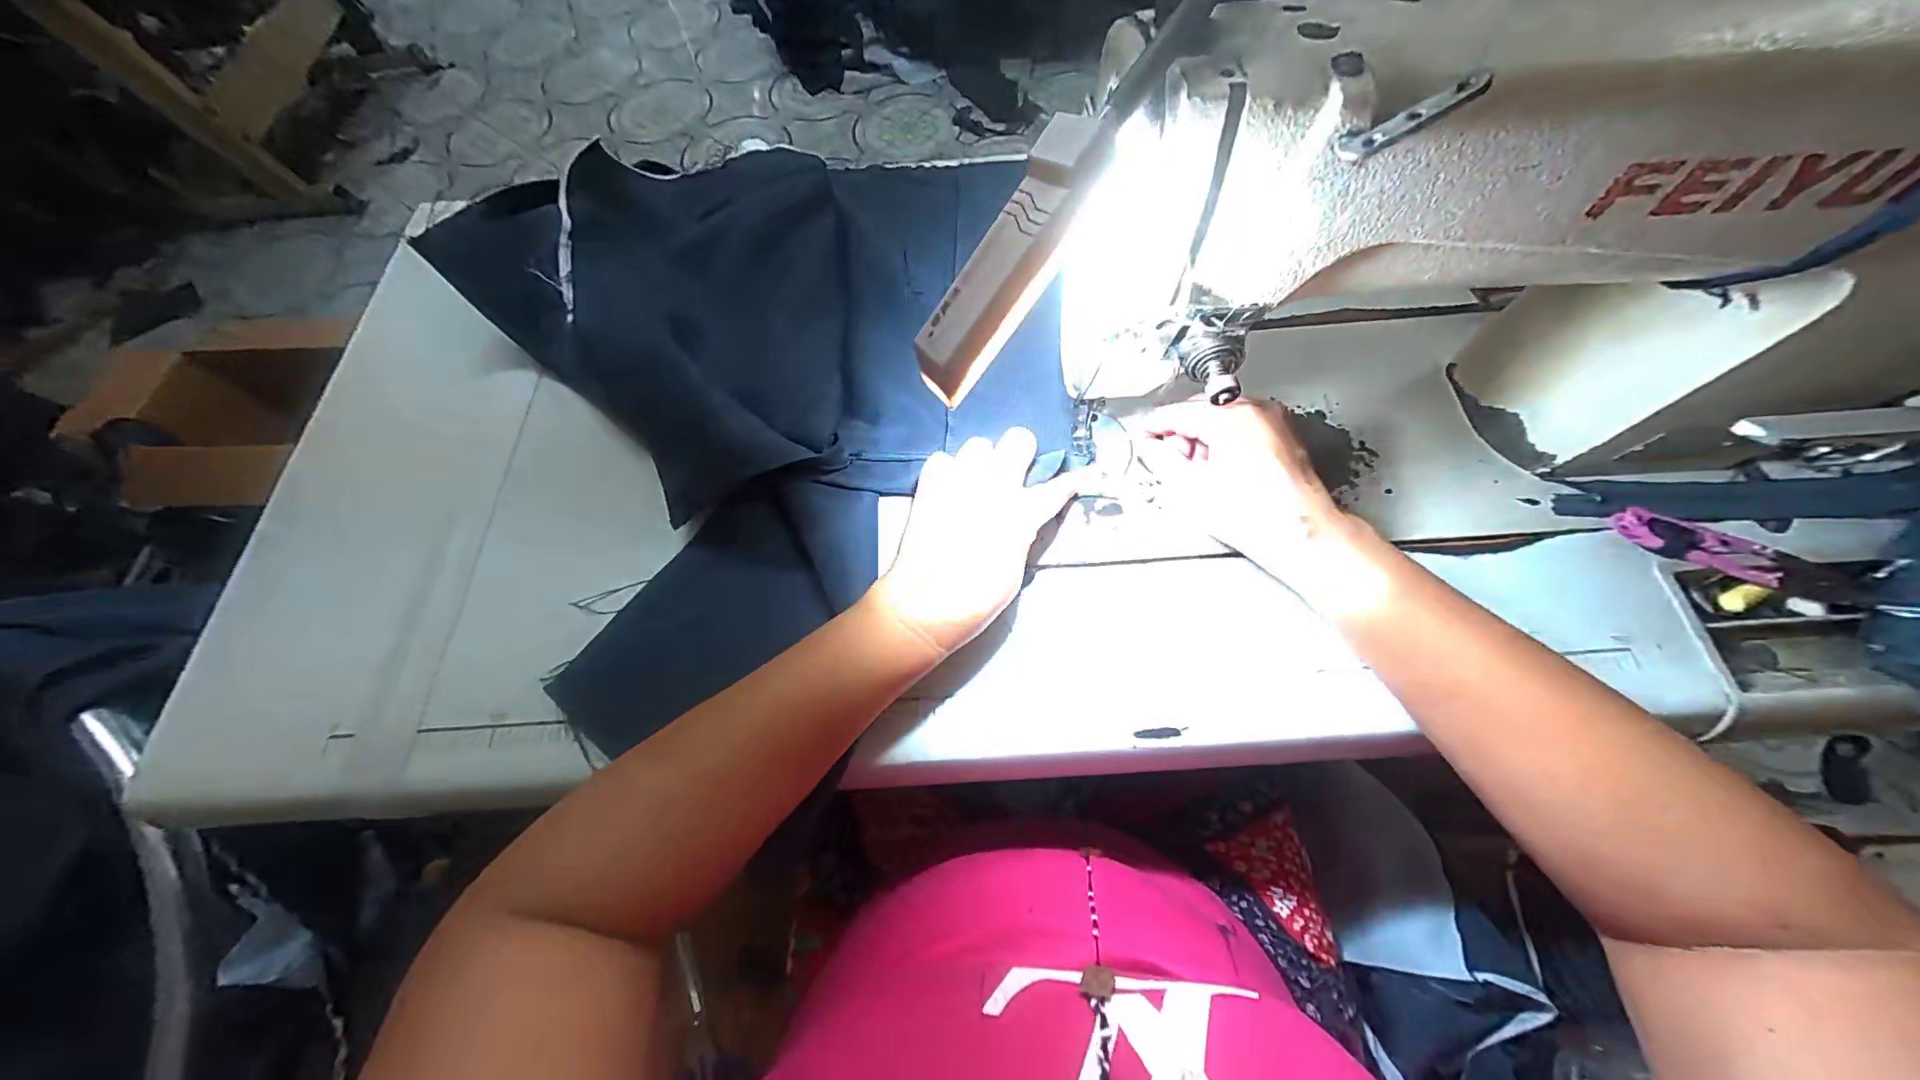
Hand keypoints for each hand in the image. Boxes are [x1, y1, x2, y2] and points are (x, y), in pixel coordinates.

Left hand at [870, 427, 1079, 656]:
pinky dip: (946, 472)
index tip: (1078, 476)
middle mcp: (996, 486)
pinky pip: (942, 459)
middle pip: (1018, 439)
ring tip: (975, 480)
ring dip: (981, 460)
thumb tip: (1022, 522)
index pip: (1058, 485)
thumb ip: (1022, 534)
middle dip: (1020, 452)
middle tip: (1014, 471)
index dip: (1071, 480)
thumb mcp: (1014, 569)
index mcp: (1024, 513)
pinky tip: (946, 489)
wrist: (926, 601)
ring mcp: (961, 479)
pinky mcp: (930, 483)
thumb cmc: (975, 598)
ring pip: (978, 444)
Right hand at [1138, 396, 1347, 557]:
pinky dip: (1226, 442)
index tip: (1146, 433)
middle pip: (1203, 410)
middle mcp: (1255, 410)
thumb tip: (1153, 447)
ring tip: (1198, 471)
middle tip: (1168, 457)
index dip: (1156, 424)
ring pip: (1223, 418)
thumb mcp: (1189, 487)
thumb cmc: (1255, 515)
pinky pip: (1243, 429)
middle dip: (1182, 432)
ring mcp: (1273, 421)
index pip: (1180, 411)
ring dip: (1204, 438)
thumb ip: (1162, 458)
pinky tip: (1220, 470)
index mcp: (1229, 417)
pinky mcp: (1283, 436)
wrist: (1297, 533)